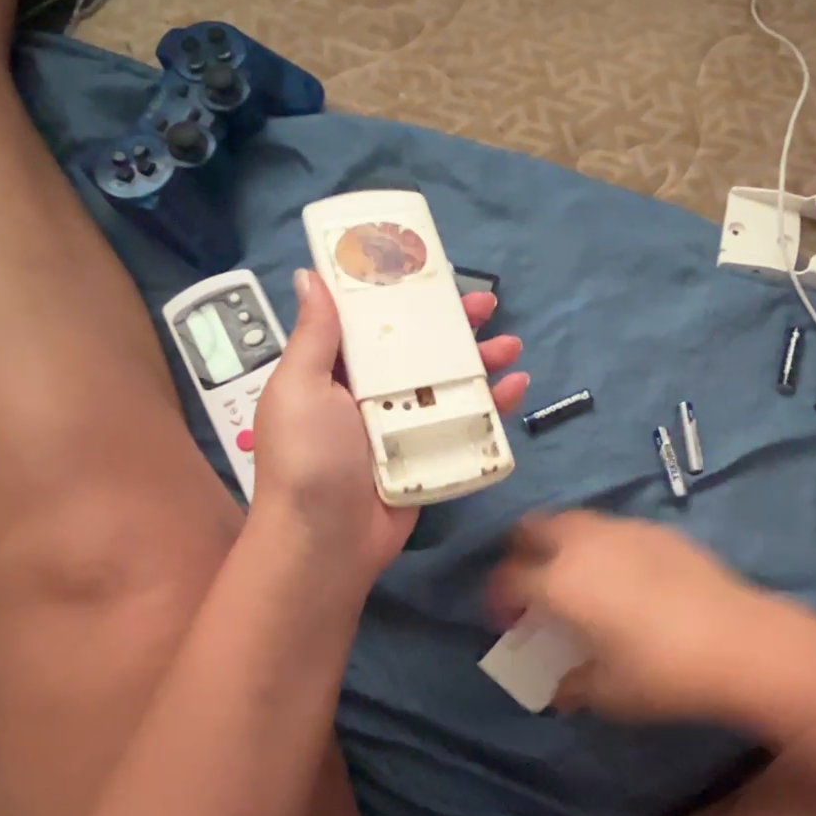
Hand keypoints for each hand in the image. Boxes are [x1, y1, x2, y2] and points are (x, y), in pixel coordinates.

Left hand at [251, 269, 527, 576]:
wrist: (325, 542)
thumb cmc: (308, 457)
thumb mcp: (300, 387)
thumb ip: (314, 334)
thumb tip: (311, 275)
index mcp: (335, 373)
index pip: (375, 323)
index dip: (404, 296)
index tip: (434, 274)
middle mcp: (369, 395)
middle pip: (419, 351)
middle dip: (454, 327)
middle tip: (488, 306)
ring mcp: (402, 427)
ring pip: (447, 384)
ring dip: (480, 362)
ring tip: (512, 346)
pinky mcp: (428, 457)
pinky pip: (463, 424)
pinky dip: (490, 406)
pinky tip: (515, 388)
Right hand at [488, 512, 780, 720]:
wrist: (738, 642)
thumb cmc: (661, 673)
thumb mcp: (607, 693)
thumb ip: (572, 685)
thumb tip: (560, 688)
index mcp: (560, 582)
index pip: (508, 578)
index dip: (499, 599)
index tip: (509, 622)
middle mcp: (583, 544)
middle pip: (533, 528)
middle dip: (522, 552)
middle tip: (533, 583)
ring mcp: (622, 530)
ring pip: (574, 521)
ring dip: (562, 544)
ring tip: (578, 577)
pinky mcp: (657, 529)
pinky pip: (613, 529)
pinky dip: (602, 545)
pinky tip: (624, 575)